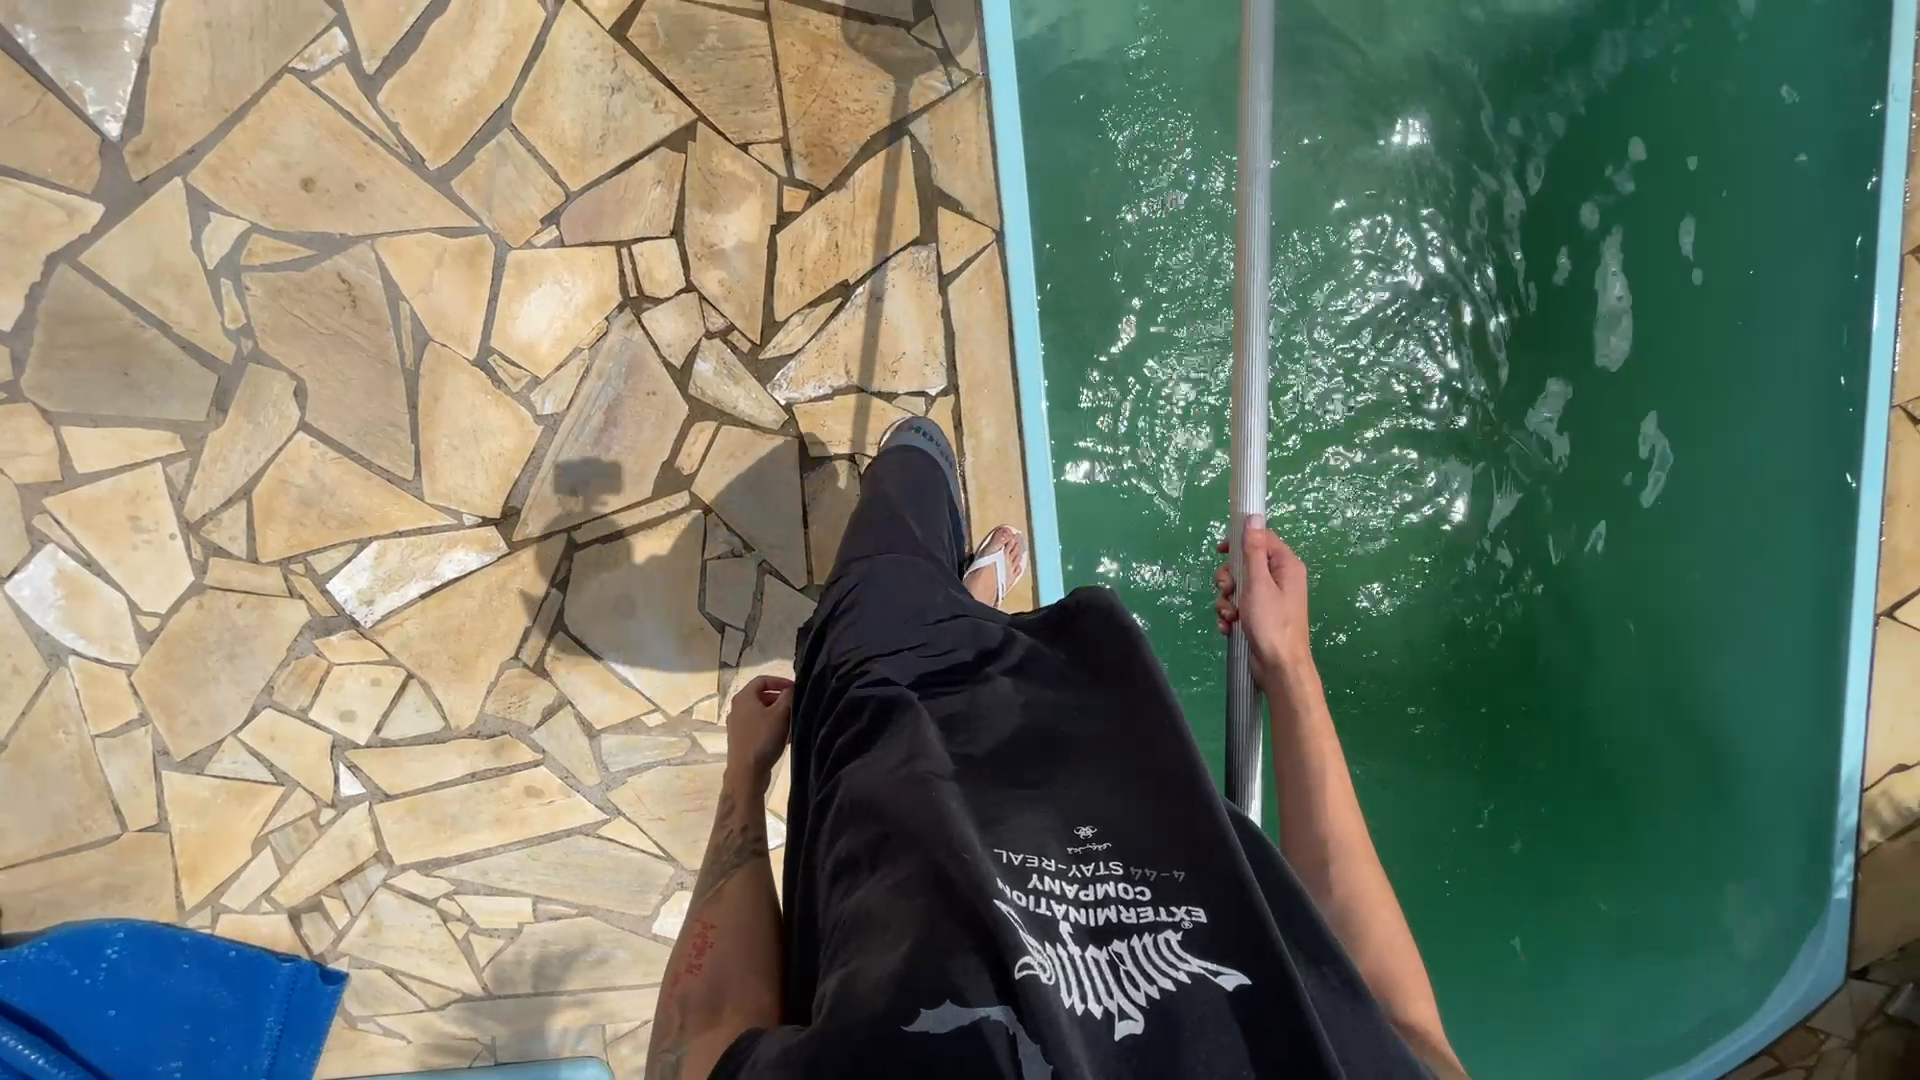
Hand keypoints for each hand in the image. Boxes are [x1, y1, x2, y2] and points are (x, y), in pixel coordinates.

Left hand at [724, 675, 792, 786]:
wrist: (747, 772)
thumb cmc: (764, 738)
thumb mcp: (781, 714)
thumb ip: (788, 696)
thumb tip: (791, 688)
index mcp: (744, 698)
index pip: (763, 680)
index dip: (780, 681)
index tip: (795, 689)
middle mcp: (737, 709)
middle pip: (762, 696)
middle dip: (781, 698)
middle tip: (796, 705)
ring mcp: (737, 725)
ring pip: (761, 712)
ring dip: (778, 714)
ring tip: (793, 721)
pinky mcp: (741, 739)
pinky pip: (758, 726)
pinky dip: (771, 726)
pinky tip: (784, 736)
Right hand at [1214, 515, 1315, 690]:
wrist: (1279, 667)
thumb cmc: (1271, 623)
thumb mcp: (1258, 583)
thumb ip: (1253, 549)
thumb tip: (1254, 516)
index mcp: (1285, 566)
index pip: (1261, 538)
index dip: (1239, 541)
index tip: (1221, 551)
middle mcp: (1279, 579)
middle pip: (1244, 563)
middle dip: (1229, 578)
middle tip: (1228, 591)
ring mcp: (1269, 599)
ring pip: (1237, 586)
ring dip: (1226, 600)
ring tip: (1230, 615)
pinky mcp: (1259, 615)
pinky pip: (1237, 605)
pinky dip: (1229, 614)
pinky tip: (1229, 626)